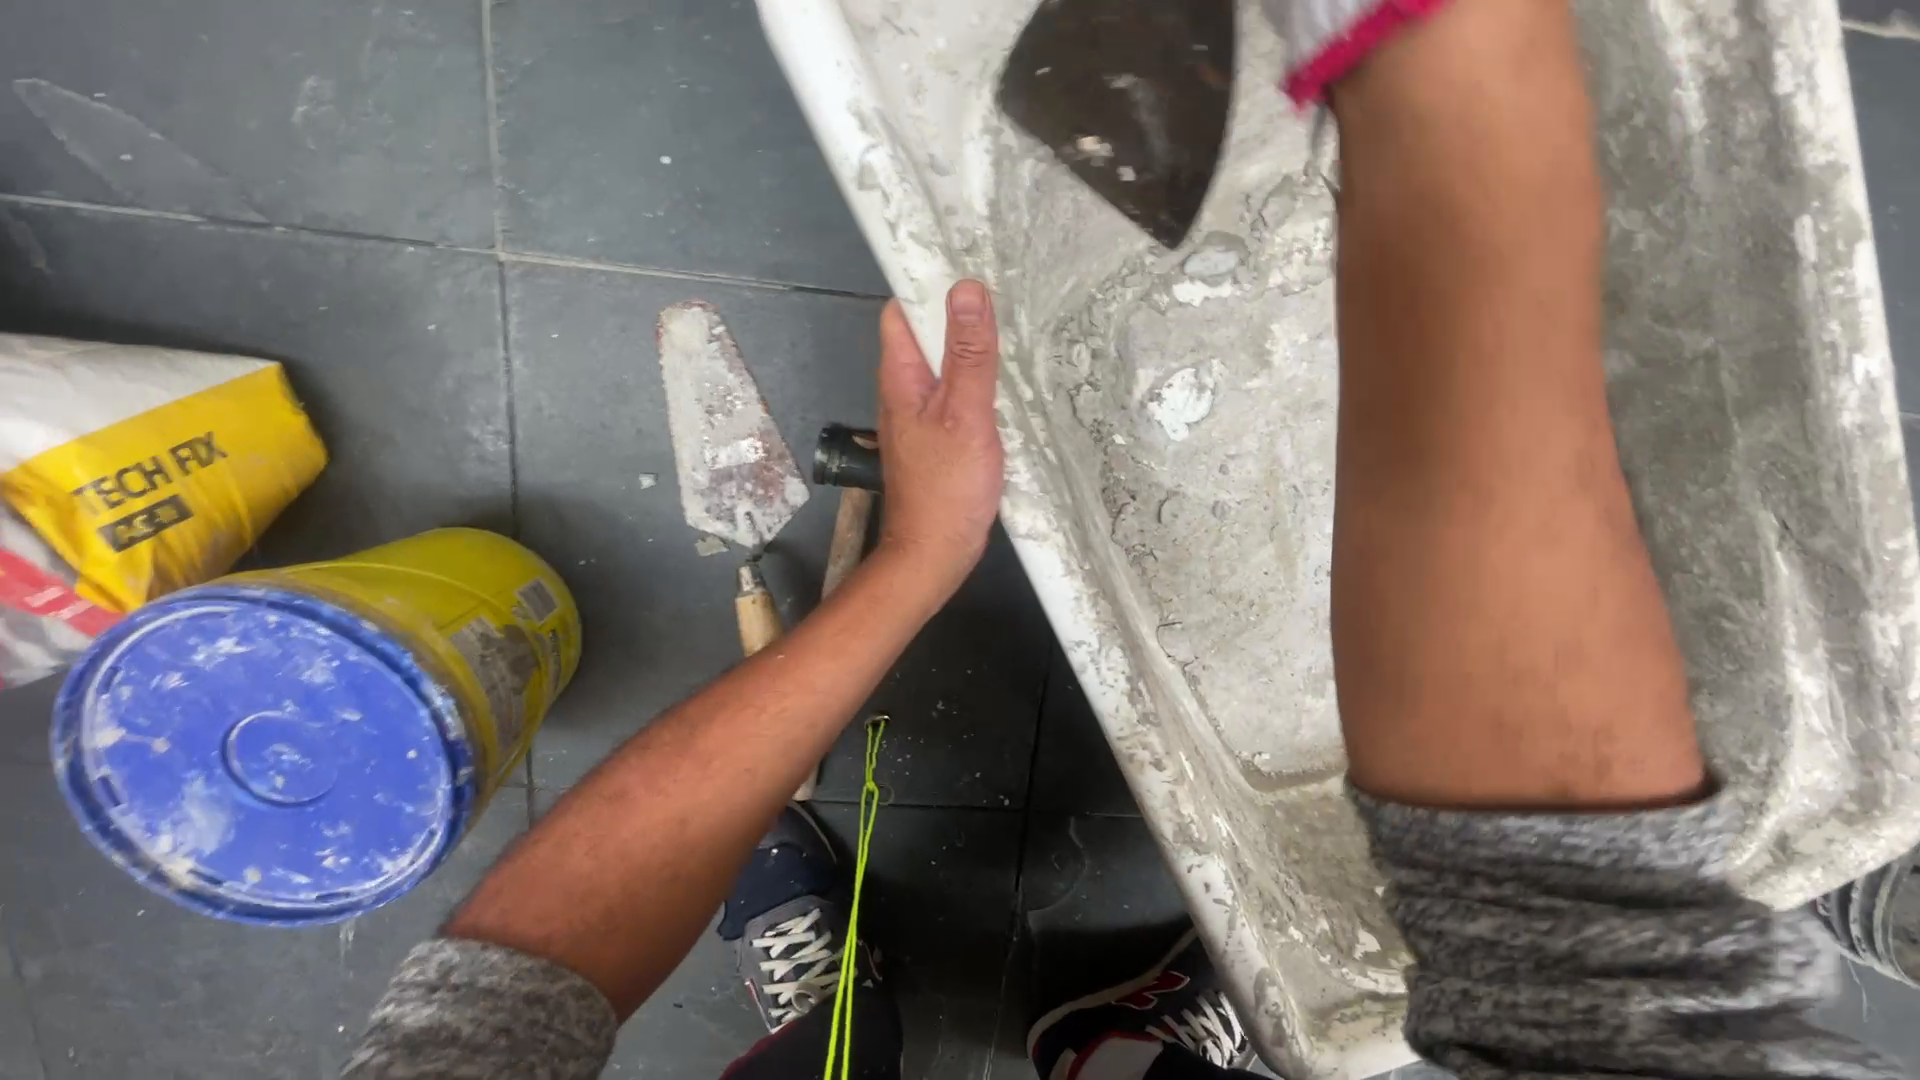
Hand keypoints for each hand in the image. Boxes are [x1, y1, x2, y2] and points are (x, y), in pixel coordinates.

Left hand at [872, 280, 1005, 602]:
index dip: (926, 281)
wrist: (934, 552)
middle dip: (958, 309)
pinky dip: (978, 379)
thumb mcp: (964, 414)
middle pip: (926, 334)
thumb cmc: (947, 486)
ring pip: (944, 364)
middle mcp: (904, 389)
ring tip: (1014, 322)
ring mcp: (921, 414)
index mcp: (901, 375)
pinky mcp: (939, 436)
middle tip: (1006, 285)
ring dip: (972, 345)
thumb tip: (967, 288)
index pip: (901, 310)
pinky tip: (1007, 377)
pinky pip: (956, 392)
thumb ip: (969, 355)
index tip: (966, 257)